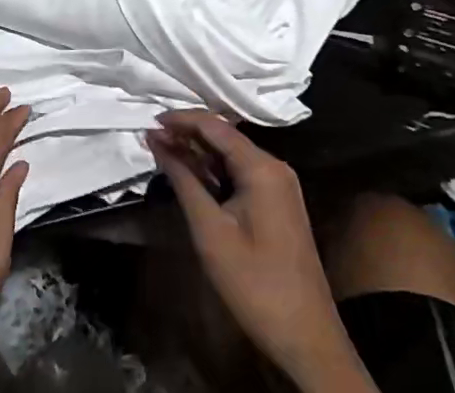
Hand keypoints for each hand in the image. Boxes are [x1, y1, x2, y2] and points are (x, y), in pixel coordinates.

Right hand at [146, 111, 376, 392]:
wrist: (305, 335)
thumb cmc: (254, 282)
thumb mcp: (210, 230)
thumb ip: (183, 180)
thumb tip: (157, 141)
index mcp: (262, 167)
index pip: (215, 126)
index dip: (180, 119)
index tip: (149, 121)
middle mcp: (274, 166)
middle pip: (224, 136)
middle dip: (186, 134)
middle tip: (150, 138)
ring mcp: (278, 184)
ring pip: (231, 154)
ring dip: (198, 152)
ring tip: (162, 150)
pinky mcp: (276, 201)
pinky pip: (240, 172)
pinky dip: (213, 170)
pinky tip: (189, 173)